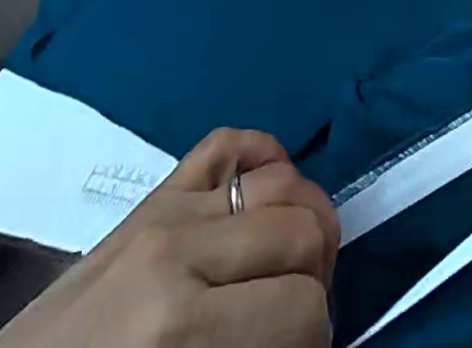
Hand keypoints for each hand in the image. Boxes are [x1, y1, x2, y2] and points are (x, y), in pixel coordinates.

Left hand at [0, 128, 339, 347]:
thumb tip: (315, 328)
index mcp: (182, 327)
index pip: (303, 308)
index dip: (316, 336)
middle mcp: (180, 251)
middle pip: (302, 232)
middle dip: (316, 276)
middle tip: (296, 310)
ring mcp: (166, 209)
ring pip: (283, 181)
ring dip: (303, 222)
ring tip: (288, 260)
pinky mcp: (156, 192)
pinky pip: (229, 142)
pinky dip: (265, 158)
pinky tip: (266, 198)